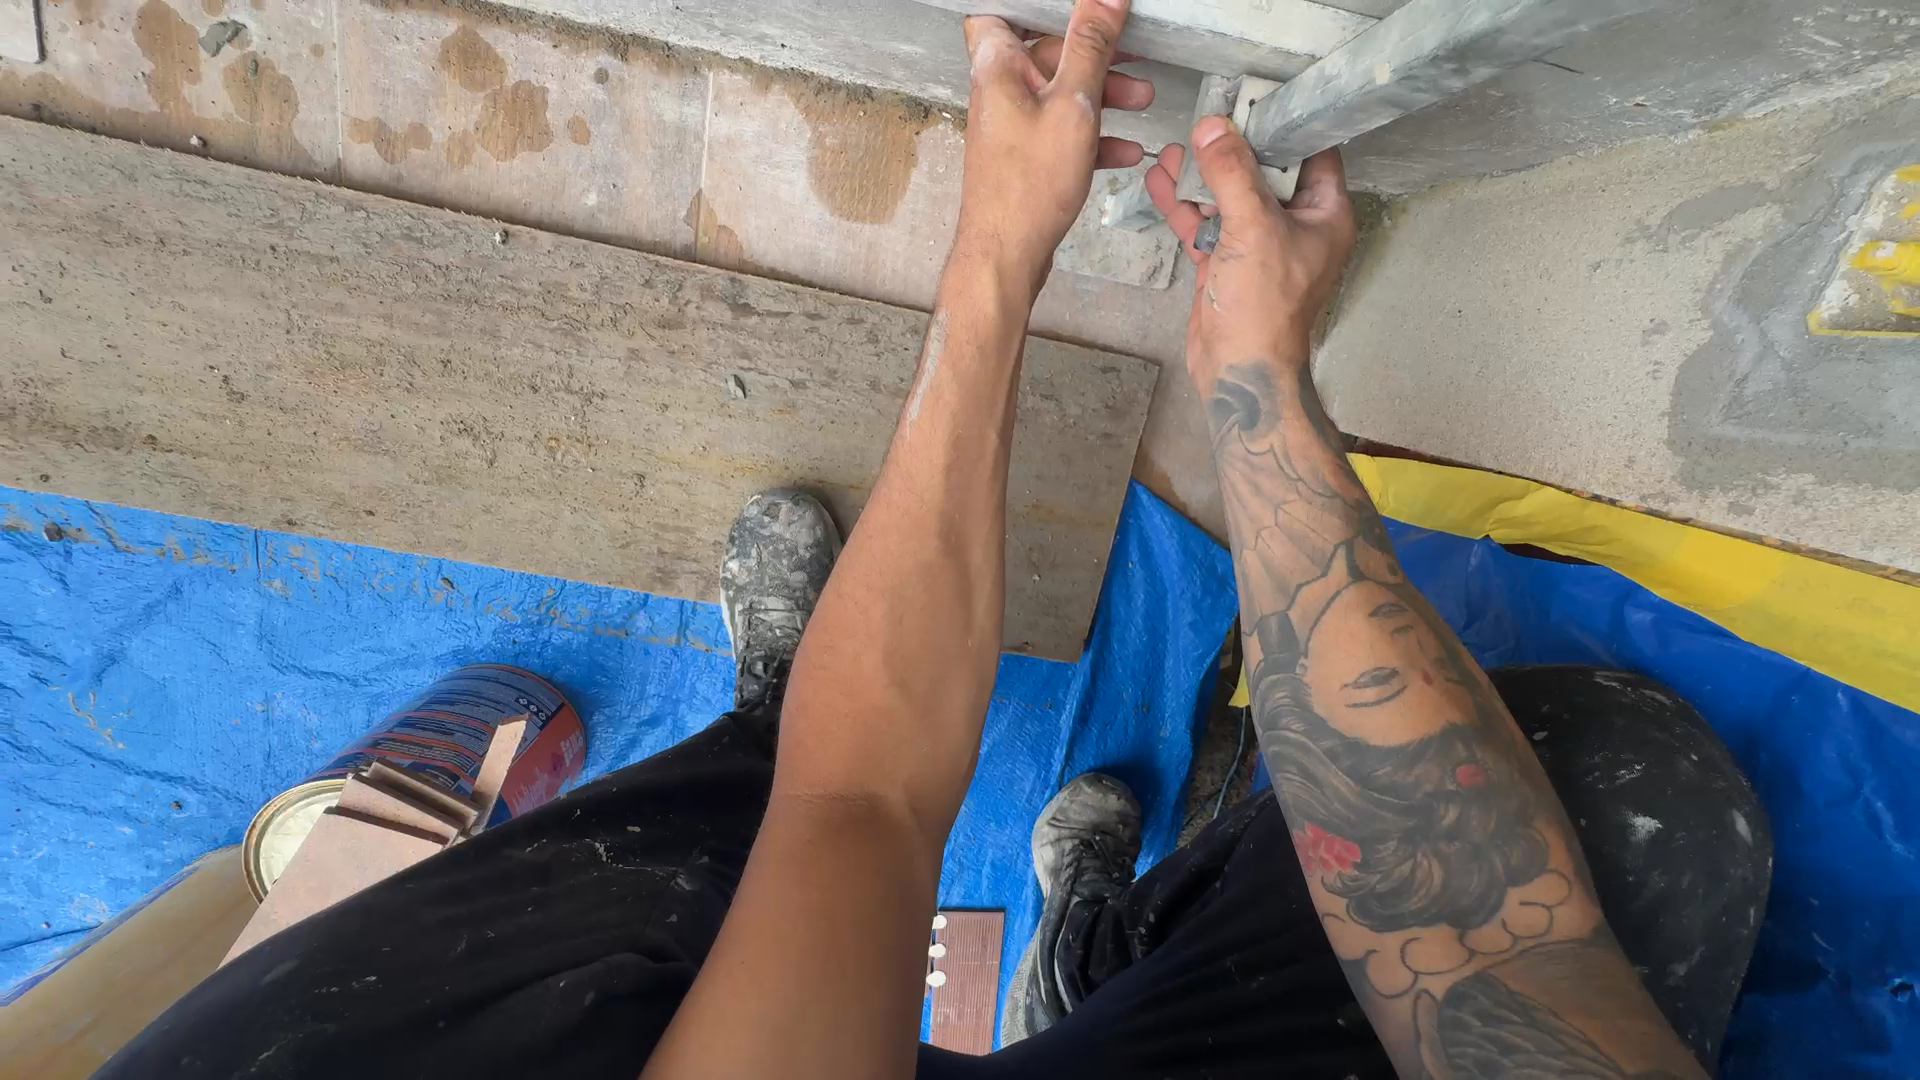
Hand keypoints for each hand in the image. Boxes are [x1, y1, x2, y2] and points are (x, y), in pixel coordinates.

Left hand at [954, 0, 1152, 294]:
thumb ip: (1091, 45)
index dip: (1041, 10)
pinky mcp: (1025, 163)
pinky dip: (1093, 139)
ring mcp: (1012, 131)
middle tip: (1134, 55)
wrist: (1006, 258)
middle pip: (1048, 54)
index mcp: (998, 66)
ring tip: (1143, 101)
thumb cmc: (1027, 188)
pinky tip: (1127, 151)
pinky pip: (1062, 137)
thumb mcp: (1072, 105)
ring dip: (1103, 97)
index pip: (1006, 11)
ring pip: (1060, 97)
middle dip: (1094, 54)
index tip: (1081, 12)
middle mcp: (1000, 94)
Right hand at [1146, 116, 1356, 389]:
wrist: (1239, 368)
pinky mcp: (1226, 266)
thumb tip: (1211, 127)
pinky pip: (1206, 228)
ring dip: (1201, 180)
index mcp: (1323, 214)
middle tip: (1203, 122)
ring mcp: (1256, 248)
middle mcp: (1293, 226)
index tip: (1250, 98)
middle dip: (1230, 151)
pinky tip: (1161, 183)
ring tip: (1173, 152)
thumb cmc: (1263, 303)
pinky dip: (1185, 209)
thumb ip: (1231, 174)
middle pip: (1262, 173)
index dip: (1281, 124)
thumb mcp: (1252, 228)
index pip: (1309, 152)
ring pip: (1229, 201)